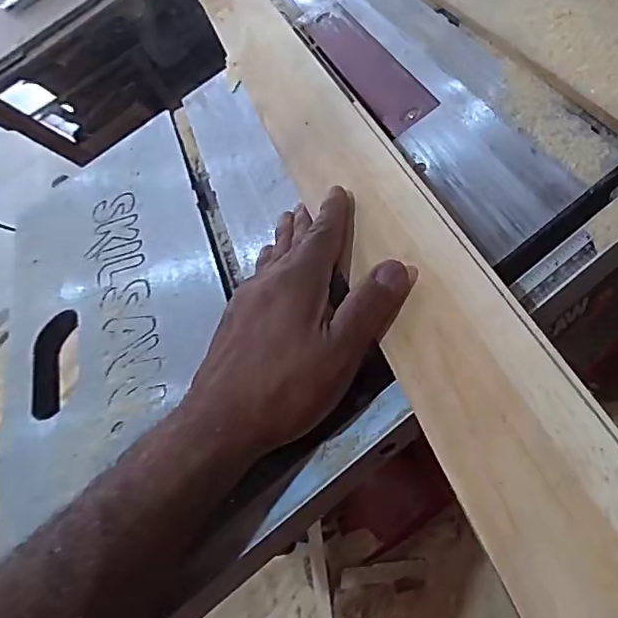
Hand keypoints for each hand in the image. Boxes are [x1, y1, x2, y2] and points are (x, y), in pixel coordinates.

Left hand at [181, 186, 412, 458]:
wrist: (218, 425)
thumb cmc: (288, 387)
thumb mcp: (341, 350)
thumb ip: (369, 306)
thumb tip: (398, 264)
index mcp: (299, 282)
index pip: (321, 238)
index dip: (333, 215)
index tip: (338, 192)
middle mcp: (270, 282)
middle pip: (291, 243)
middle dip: (306, 223)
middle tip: (310, 203)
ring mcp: (246, 302)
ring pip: (270, 259)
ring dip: (283, 239)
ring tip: (286, 223)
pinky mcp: (233, 323)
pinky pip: (258, 277)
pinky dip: (269, 263)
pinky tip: (264, 275)